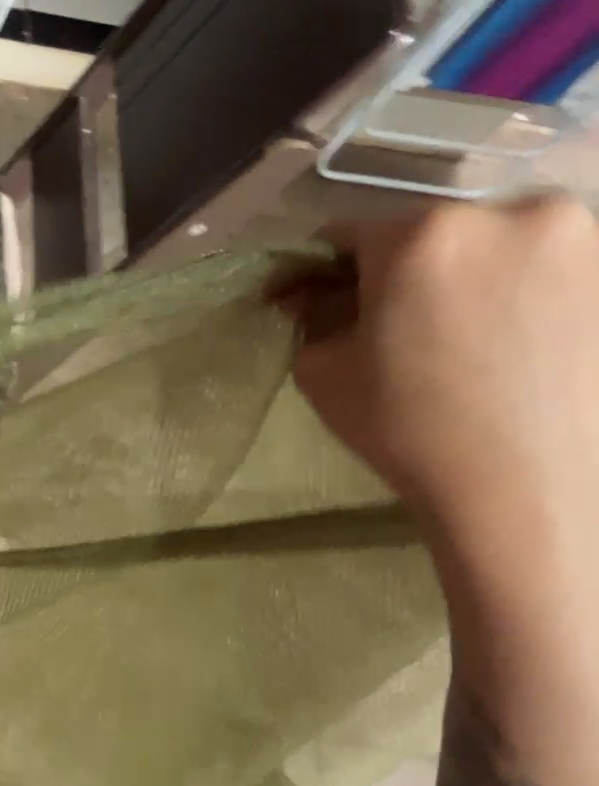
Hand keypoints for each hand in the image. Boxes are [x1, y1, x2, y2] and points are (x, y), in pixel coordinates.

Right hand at [294, 197, 598, 537]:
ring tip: (447, 330)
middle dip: (395, 267)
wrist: (529, 484)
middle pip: (428, 228)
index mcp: (423, 232)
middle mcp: (510, 210)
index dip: (318, 265)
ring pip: (492, 241)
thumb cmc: (405, 424)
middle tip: (379, 317)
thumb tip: (315, 291)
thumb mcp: (323, 369)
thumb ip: (315, 313)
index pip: (348, 228)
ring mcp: (581, 234)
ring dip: (460, 273)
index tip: (305, 296)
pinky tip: (501, 338)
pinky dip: (514, 289)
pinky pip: (544, 264)